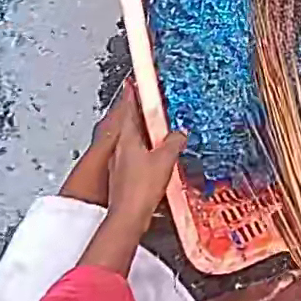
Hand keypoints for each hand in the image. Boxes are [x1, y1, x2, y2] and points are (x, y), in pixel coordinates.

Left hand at [77, 90, 186, 274]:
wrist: (128, 217)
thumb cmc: (140, 188)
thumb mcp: (164, 159)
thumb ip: (173, 143)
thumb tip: (179, 134)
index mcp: (128, 139)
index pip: (129, 109)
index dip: (132, 95)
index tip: (133, 83)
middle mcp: (120, 149)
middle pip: (131, 124)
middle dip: (141, 114)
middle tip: (150, 105)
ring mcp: (121, 163)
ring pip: (133, 141)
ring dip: (145, 134)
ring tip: (158, 130)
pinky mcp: (124, 177)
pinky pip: (136, 157)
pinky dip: (146, 152)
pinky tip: (157, 159)